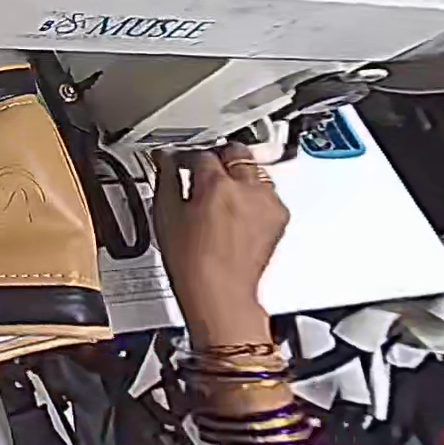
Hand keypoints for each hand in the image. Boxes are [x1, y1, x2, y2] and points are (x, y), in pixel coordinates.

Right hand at [153, 143, 289, 345]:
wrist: (219, 292)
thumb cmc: (191, 261)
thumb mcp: (165, 213)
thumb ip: (165, 177)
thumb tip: (165, 160)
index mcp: (217, 185)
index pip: (200, 153)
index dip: (183, 156)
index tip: (176, 161)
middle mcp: (248, 190)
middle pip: (235, 152)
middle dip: (216, 156)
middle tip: (201, 167)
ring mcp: (268, 204)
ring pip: (254, 170)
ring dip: (237, 174)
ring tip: (218, 190)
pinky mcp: (279, 217)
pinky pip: (266, 192)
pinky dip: (251, 193)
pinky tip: (234, 207)